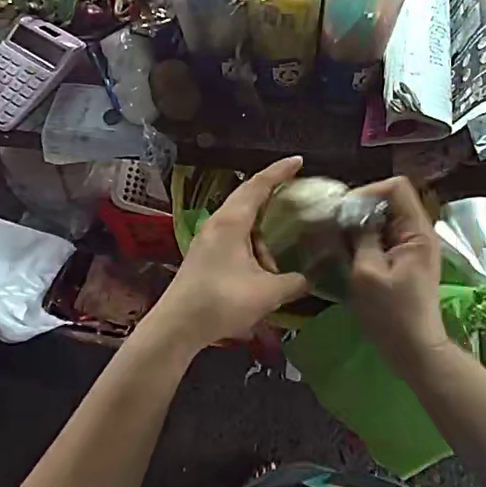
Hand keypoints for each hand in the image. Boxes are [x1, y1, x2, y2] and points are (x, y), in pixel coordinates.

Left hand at [141, 157, 310, 352]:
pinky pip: (234, 243)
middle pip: (248, 202)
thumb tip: (308, 280)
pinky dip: (251, 251)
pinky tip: (261, 274)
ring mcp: (207, 241)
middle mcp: (217, 224)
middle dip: (272, 202)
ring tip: (276, 268)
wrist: (177, 325)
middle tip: (296, 204)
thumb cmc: (222, 301)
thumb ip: (293, 282)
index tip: (298, 160)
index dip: (279, 172)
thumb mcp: (268, 292)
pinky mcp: (203, 258)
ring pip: (241, 228)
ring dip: (262, 241)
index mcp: (231, 222)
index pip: (258, 186)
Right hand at [348, 176, 448, 370]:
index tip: (342, 212)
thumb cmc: (391, 314)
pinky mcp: (402, 260)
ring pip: (381, 220)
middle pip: (387, 201)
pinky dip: (361, 240)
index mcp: (417, 232)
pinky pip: (380, 238)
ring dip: (357, 227)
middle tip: (331, 227)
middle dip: (357, 210)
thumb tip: (347, 213)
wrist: (413, 349)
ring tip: (334, 240)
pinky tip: (345, 254)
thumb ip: (359, 237)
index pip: (396, 187)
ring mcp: (411, 247)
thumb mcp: (367, 273)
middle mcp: (418, 233)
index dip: (367, 192)